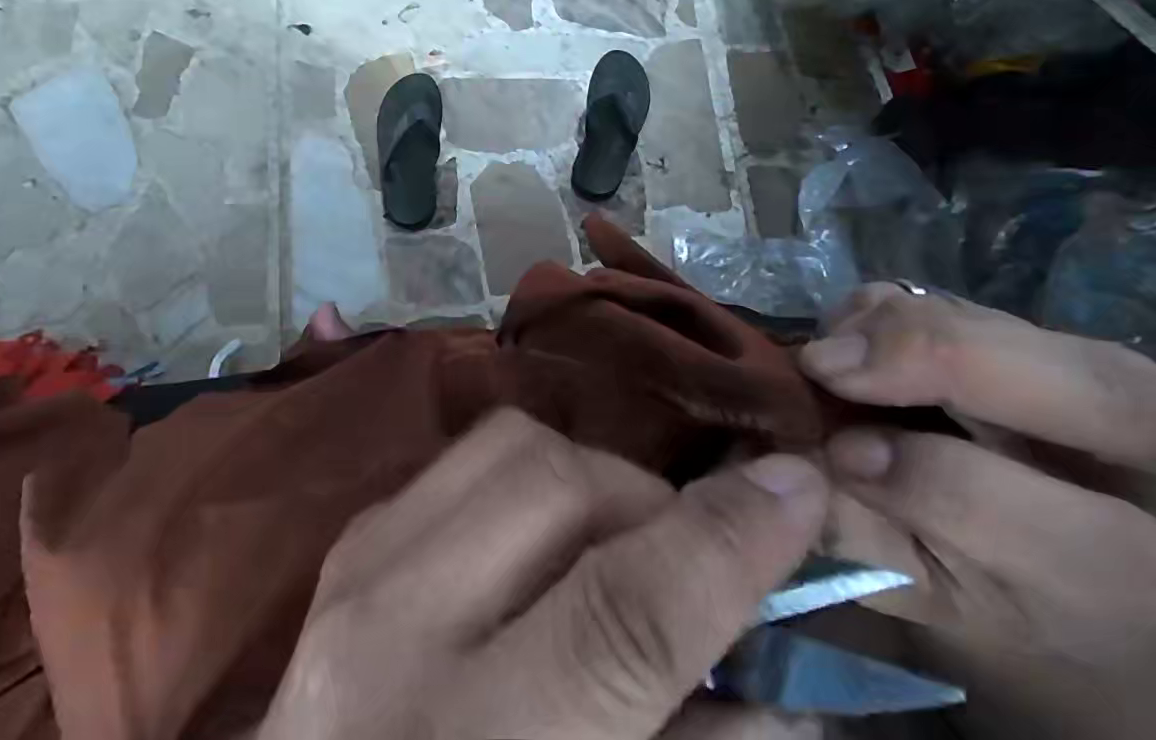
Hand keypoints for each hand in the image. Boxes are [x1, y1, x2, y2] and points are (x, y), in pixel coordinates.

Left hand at [255, 409, 827, 739]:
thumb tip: (781, 673)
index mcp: (474, 734)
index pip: (622, 611)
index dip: (724, 541)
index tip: (799, 489)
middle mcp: (400, 625)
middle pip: (555, 484)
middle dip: (649, 499)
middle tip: (685, 551)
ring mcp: (364, 563)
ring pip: (507, 444)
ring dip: (590, 475)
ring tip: (615, 539)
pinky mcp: (355, 533)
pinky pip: (464, 461)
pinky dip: (529, 479)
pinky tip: (542, 539)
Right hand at [799, 283, 1155, 676]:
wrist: (1058, 569)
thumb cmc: (978, 592)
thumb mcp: (918, 594)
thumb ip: (858, 534)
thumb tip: (792, 457)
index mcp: (1136, 583)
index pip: (1055, 527)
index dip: (930, 480)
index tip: (839, 455)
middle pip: (1105, 396)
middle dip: (940, 358)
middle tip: (823, 362)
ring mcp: (1118, 396)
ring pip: (1029, 333)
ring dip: (898, 327)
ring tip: (824, 356)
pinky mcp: (1049, 340)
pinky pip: (964, 302)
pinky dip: (887, 310)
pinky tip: (849, 341)